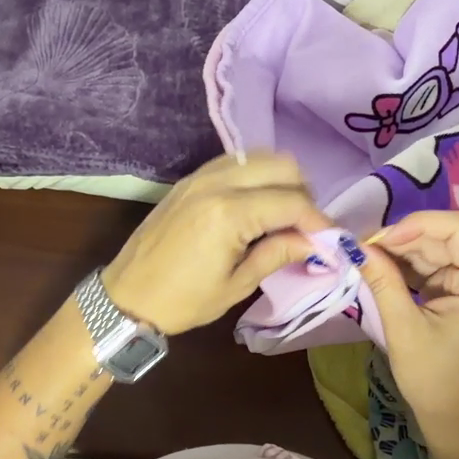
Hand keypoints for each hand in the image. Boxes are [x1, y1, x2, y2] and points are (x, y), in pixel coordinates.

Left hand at [101, 153, 328, 334]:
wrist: (125, 298)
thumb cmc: (182, 301)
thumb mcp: (236, 285)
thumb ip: (278, 255)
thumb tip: (316, 243)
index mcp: (228, 213)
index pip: (292, 202)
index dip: (319, 221)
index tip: (333, 241)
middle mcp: (216, 183)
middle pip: (282, 165)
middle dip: (304, 194)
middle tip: (307, 228)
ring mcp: (200, 176)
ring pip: (260, 157)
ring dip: (281, 181)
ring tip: (285, 217)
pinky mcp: (190, 179)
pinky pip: (236, 163)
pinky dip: (256, 176)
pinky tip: (258, 207)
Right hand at [359, 211, 458, 434]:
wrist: (455, 416)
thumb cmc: (434, 378)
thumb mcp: (403, 328)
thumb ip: (383, 282)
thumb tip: (356, 246)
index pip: (458, 227)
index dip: (418, 225)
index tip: (380, 241)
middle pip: (444, 236)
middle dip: (403, 238)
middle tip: (362, 250)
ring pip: (435, 249)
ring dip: (400, 252)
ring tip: (366, 260)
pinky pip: (433, 268)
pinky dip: (407, 267)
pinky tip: (380, 271)